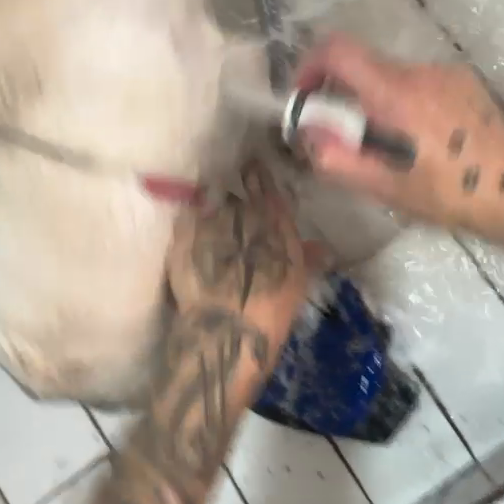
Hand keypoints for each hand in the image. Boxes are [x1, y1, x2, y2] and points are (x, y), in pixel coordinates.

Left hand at [166, 161, 313, 332]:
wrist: (229, 335)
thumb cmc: (271, 313)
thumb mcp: (297, 283)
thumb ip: (306, 258)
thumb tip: (321, 248)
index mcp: (276, 226)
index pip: (268, 191)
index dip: (262, 179)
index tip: (255, 168)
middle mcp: (244, 218)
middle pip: (238, 194)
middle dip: (237, 190)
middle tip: (233, 183)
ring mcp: (210, 226)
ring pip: (212, 206)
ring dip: (213, 207)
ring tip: (211, 207)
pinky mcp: (182, 242)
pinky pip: (186, 221)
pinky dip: (189, 221)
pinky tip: (189, 222)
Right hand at [295, 35, 503, 231]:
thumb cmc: (450, 194)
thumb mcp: (386, 188)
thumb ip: (337, 158)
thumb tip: (309, 133)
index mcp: (397, 93)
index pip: (337, 50)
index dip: (309, 66)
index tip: (306, 98)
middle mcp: (421, 72)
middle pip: (365, 67)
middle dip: (345, 97)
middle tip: (347, 140)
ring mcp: (448, 74)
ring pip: (392, 78)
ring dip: (378, 105)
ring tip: (392, 151)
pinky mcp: (466, 84)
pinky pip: (420, 85)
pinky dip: (405, 105)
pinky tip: (423, 144)